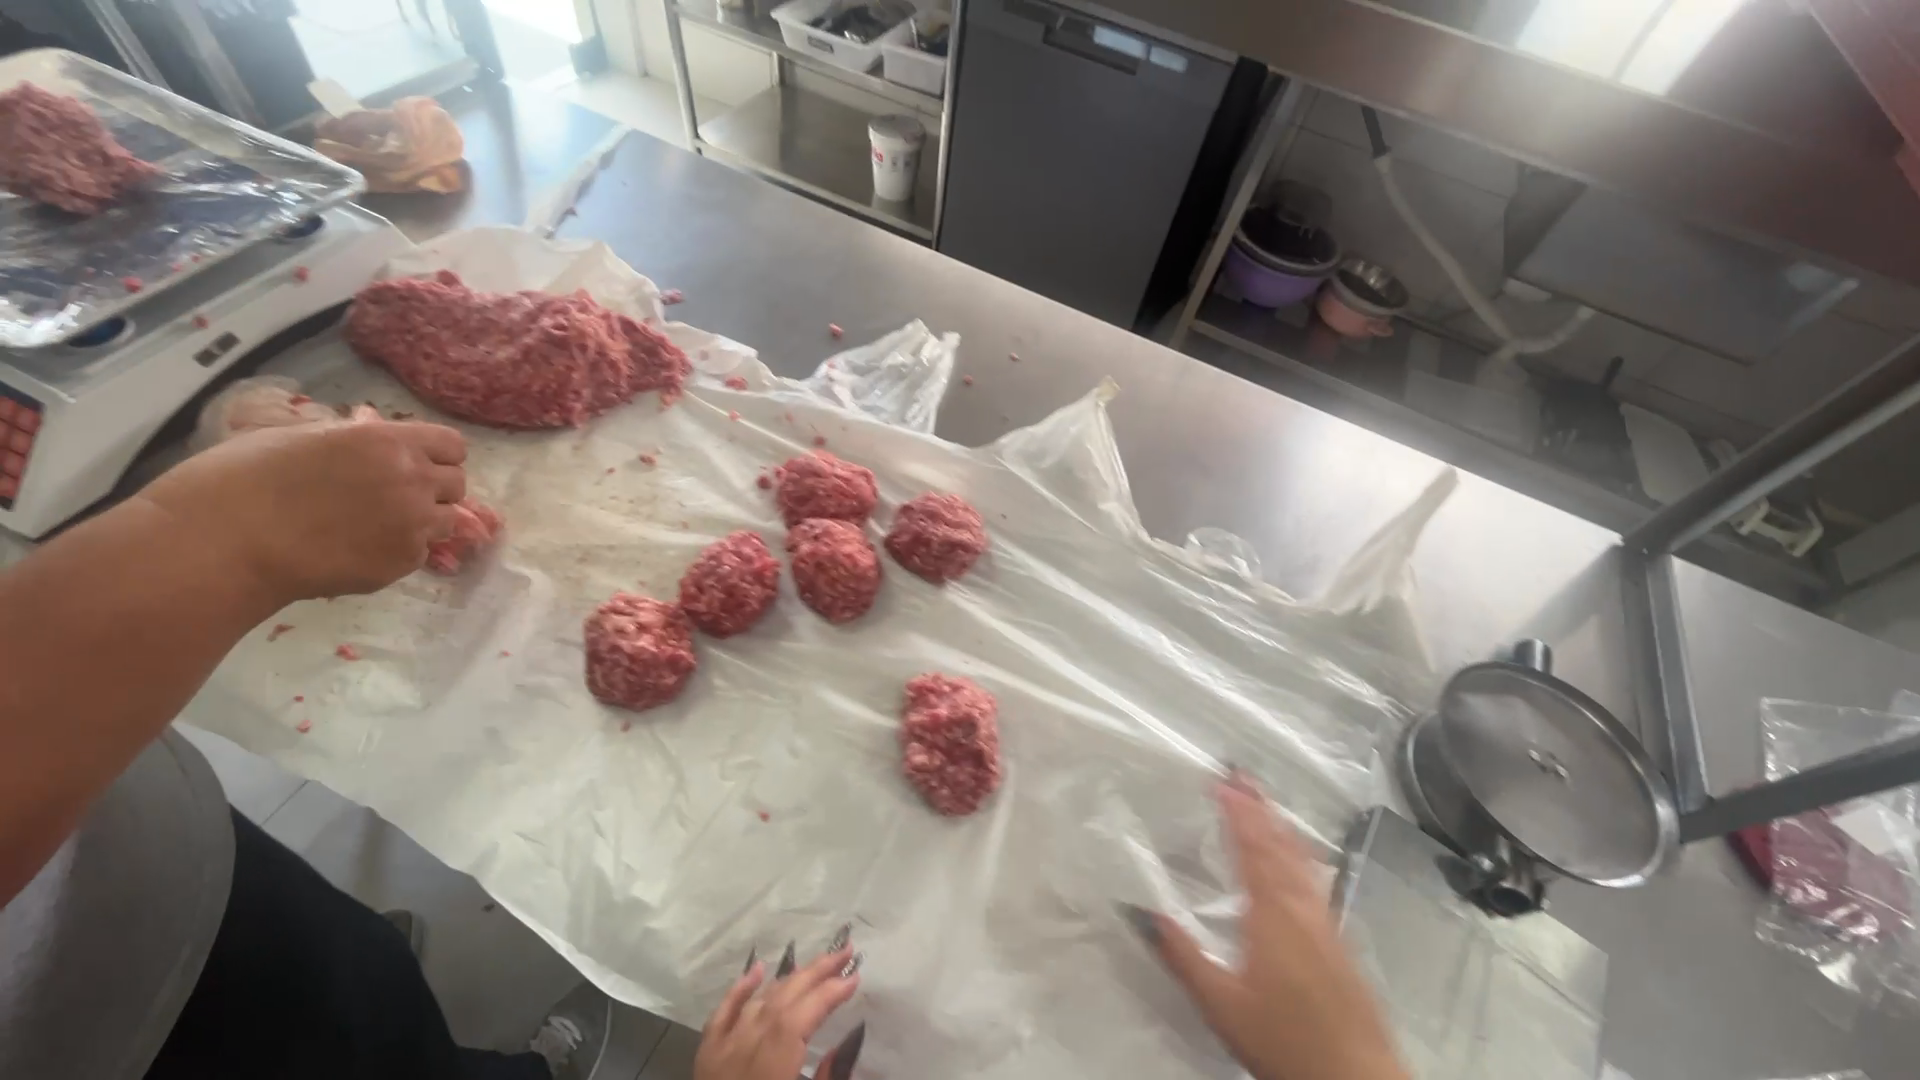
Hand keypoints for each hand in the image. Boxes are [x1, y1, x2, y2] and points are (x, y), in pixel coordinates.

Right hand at [137, 419, 466, 603]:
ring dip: (422, 521)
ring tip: (373, 526)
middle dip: (433, 489)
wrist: (219, 543)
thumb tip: (372, 425)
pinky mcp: (403, 562)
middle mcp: (413, 480)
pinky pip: (419, 553)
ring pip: (445, 521)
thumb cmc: (239, 480)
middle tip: (394, 497)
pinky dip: (398, 551)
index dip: (438, 455)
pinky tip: (356, 550)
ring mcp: (413, 524)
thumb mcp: (298, 436)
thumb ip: (351, 435)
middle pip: (456, 483)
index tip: (418, 463)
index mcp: (388, 441)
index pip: (452, 445)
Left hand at [695, 943, 866, 1079]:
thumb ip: (829, 1079)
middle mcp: (742, 1055)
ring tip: (817, 963)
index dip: (828, 994)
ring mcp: (720, 1056)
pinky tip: (758, 969)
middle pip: (780, 1002)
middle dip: (815, 973)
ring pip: (756, 1004)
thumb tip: (845, 1044)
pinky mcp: (705, 1061)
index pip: (799, 1019)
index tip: (855, 978)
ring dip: (788, 980)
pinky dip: (740, 990)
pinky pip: (722, 1017)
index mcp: (769, 1072)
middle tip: (845, 952)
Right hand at [1133, 775, 1408, 1079]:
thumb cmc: (1283, 1039)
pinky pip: (1314, 880)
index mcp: (1272, 914)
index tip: (1221, 780)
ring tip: (1265, 804)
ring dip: (1280, 827)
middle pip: (1280, 845)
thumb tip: (1148, 911)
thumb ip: (1184, 955)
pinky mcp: (1340, 942)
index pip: (1253, 848)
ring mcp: (1327, 923)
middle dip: (1259, 807)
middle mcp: (1303, 908)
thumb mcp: (1220, 1003)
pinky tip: (1298, 861)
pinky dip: (1298, 854)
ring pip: (1302, 861)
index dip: (1237, 812)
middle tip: (1242, 775)